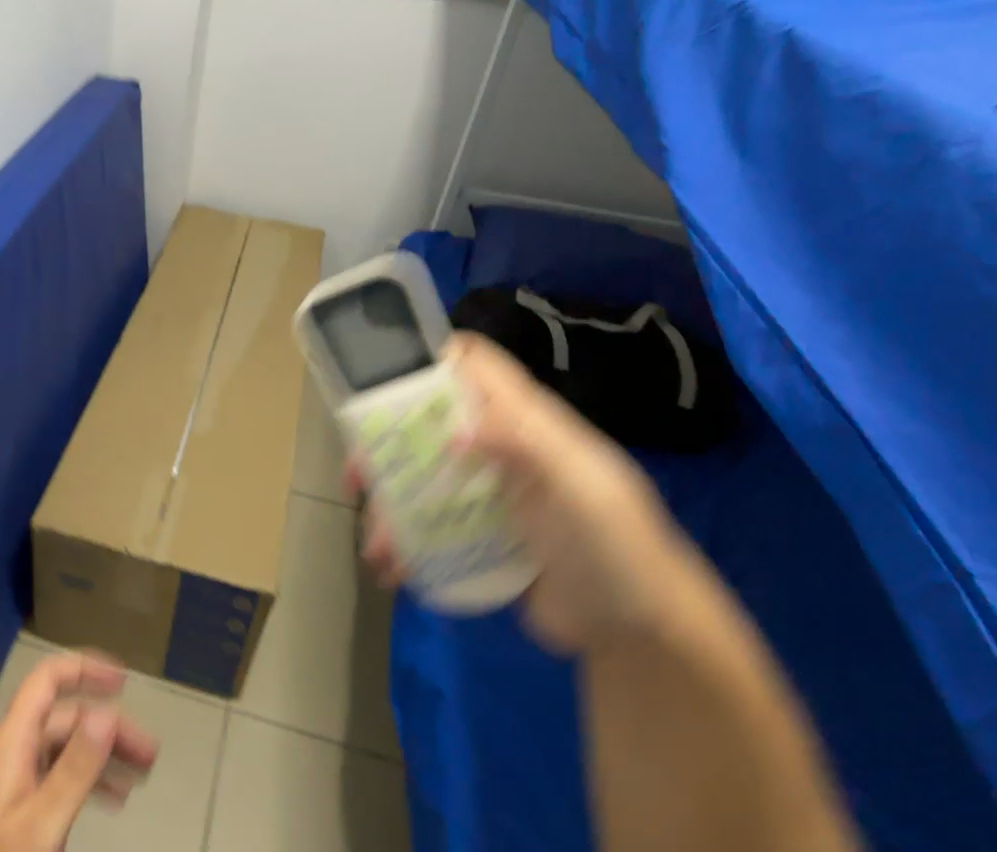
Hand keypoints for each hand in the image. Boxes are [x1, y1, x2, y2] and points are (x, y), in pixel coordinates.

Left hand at [0, 651, 159, 851]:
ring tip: (143, 774)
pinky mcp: (21, 798)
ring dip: (106, 754)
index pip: (47, 680)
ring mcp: (16, 774)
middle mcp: (12, 747)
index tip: (124, 680)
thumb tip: (107, 713)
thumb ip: (75, 767)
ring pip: (68, 747)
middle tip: (150, 754)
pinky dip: (90, 777)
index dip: (84, 669)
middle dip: (111, 728)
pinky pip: (60, 773)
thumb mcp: (43, 820)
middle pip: (67, 717)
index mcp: (11, 740)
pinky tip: (115, 797)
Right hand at [356, 332, 700, 654]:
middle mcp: (503, 449)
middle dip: (386, 446)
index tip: (380, 386)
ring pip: (423, 480)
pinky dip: (406, 544)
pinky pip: (432, 527)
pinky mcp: (484, 538)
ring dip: (390, 507)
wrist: (640, 634)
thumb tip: (450, 432)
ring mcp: (491, 495)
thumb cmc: (617, 550)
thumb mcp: (582, 490)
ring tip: (377, 549)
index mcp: (529, 423)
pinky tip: (392, 570)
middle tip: (356, 477)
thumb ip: (525, 447)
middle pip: (430, 425)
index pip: (475, 367)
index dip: (430, 362)